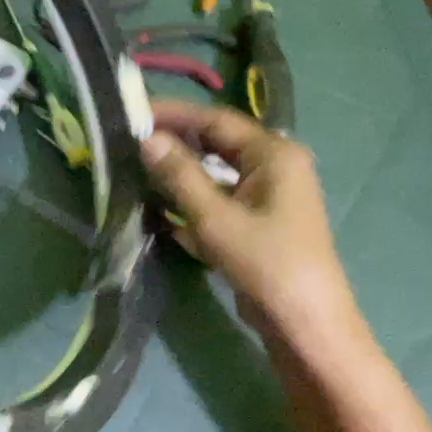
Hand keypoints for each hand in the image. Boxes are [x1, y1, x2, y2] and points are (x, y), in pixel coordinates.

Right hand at [139, 100, 369, 353]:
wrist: (302, 318)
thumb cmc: (263, 262)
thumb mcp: (214, 218)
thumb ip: (179, 176)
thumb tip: (147, 140)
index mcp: (274, 154)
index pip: (217, 121)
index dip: (174, 115)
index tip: (134, 113)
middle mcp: (274, 166)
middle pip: (217, 144)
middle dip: (174, 142)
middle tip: (130, 142)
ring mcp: (267, 195)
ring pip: (215, 173)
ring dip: (179, 172)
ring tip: (137, 170)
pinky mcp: (257, 221)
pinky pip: (218, 198)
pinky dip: (190, 199)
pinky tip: (160, 207)